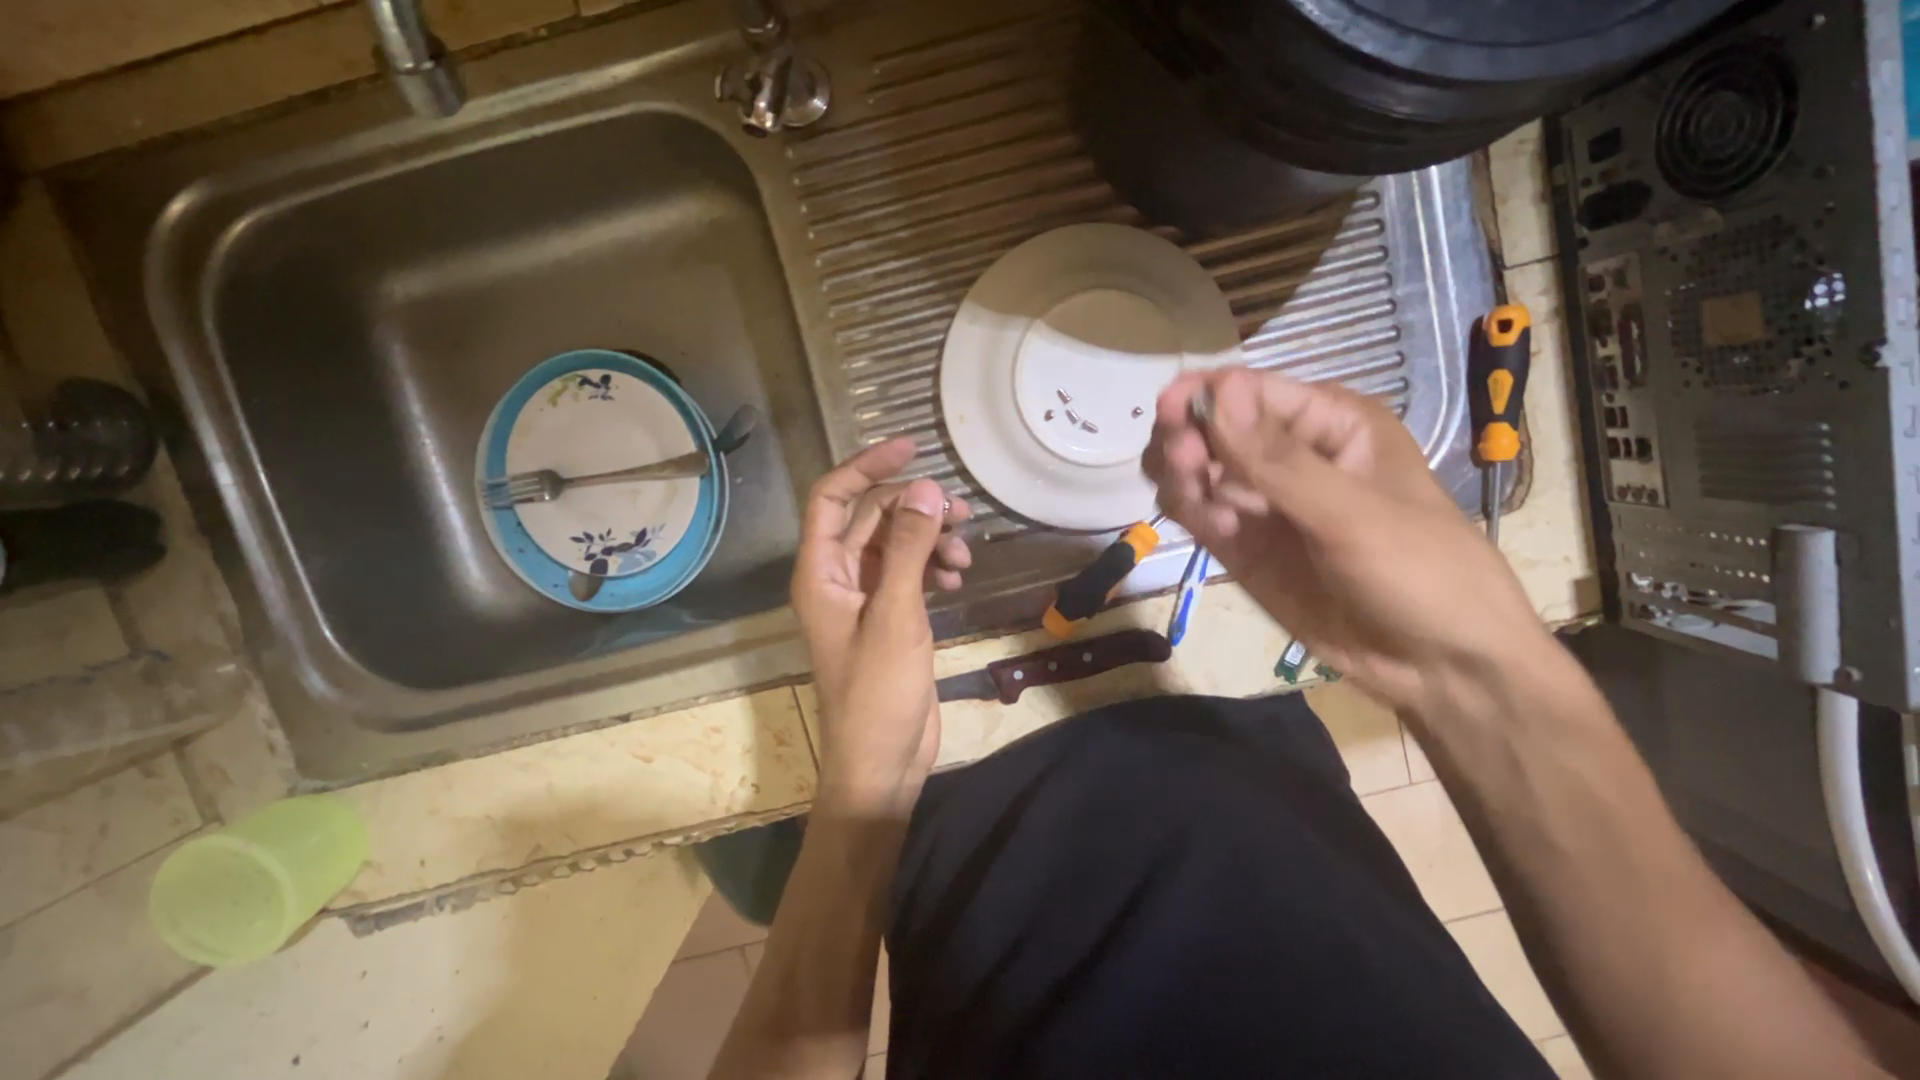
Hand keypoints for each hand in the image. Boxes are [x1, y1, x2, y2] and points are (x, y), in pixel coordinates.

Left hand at [791, 438, 971, 814]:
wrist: (883, 761)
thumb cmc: (878, 692)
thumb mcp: (895, 614)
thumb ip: (908, 549)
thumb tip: (924, 489)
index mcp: (820, 572)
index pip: (833, 498)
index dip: (868, 467)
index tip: (912, 448)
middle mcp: (837, 578)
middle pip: (872, 519)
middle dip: (915, 509)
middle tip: (961, 513)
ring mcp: (864, 600)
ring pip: (896, 546)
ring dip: (929, 541)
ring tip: (964, 557)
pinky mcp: (890, 620)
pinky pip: (909, 575)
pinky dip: (932, 568)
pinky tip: (957, 580)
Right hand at [1143, 367, 1549, 713]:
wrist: (1440, 665)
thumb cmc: (1420, 570)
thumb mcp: (1352, 512)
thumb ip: (1277, 460)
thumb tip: (1218, 392)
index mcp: (1331, 424)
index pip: (1252, 392)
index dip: (1208, 395)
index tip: (1169, 412)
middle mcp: (1291, 455)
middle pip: (1214, 428)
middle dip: (1189, 436)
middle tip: (1182, 462)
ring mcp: (1264, 504)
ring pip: (1199, 470)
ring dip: (1182, 473)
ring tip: (1190, 493)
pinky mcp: (1246, 548)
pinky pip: (1201, 515)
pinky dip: (1190, 510)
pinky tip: (1203, 520)